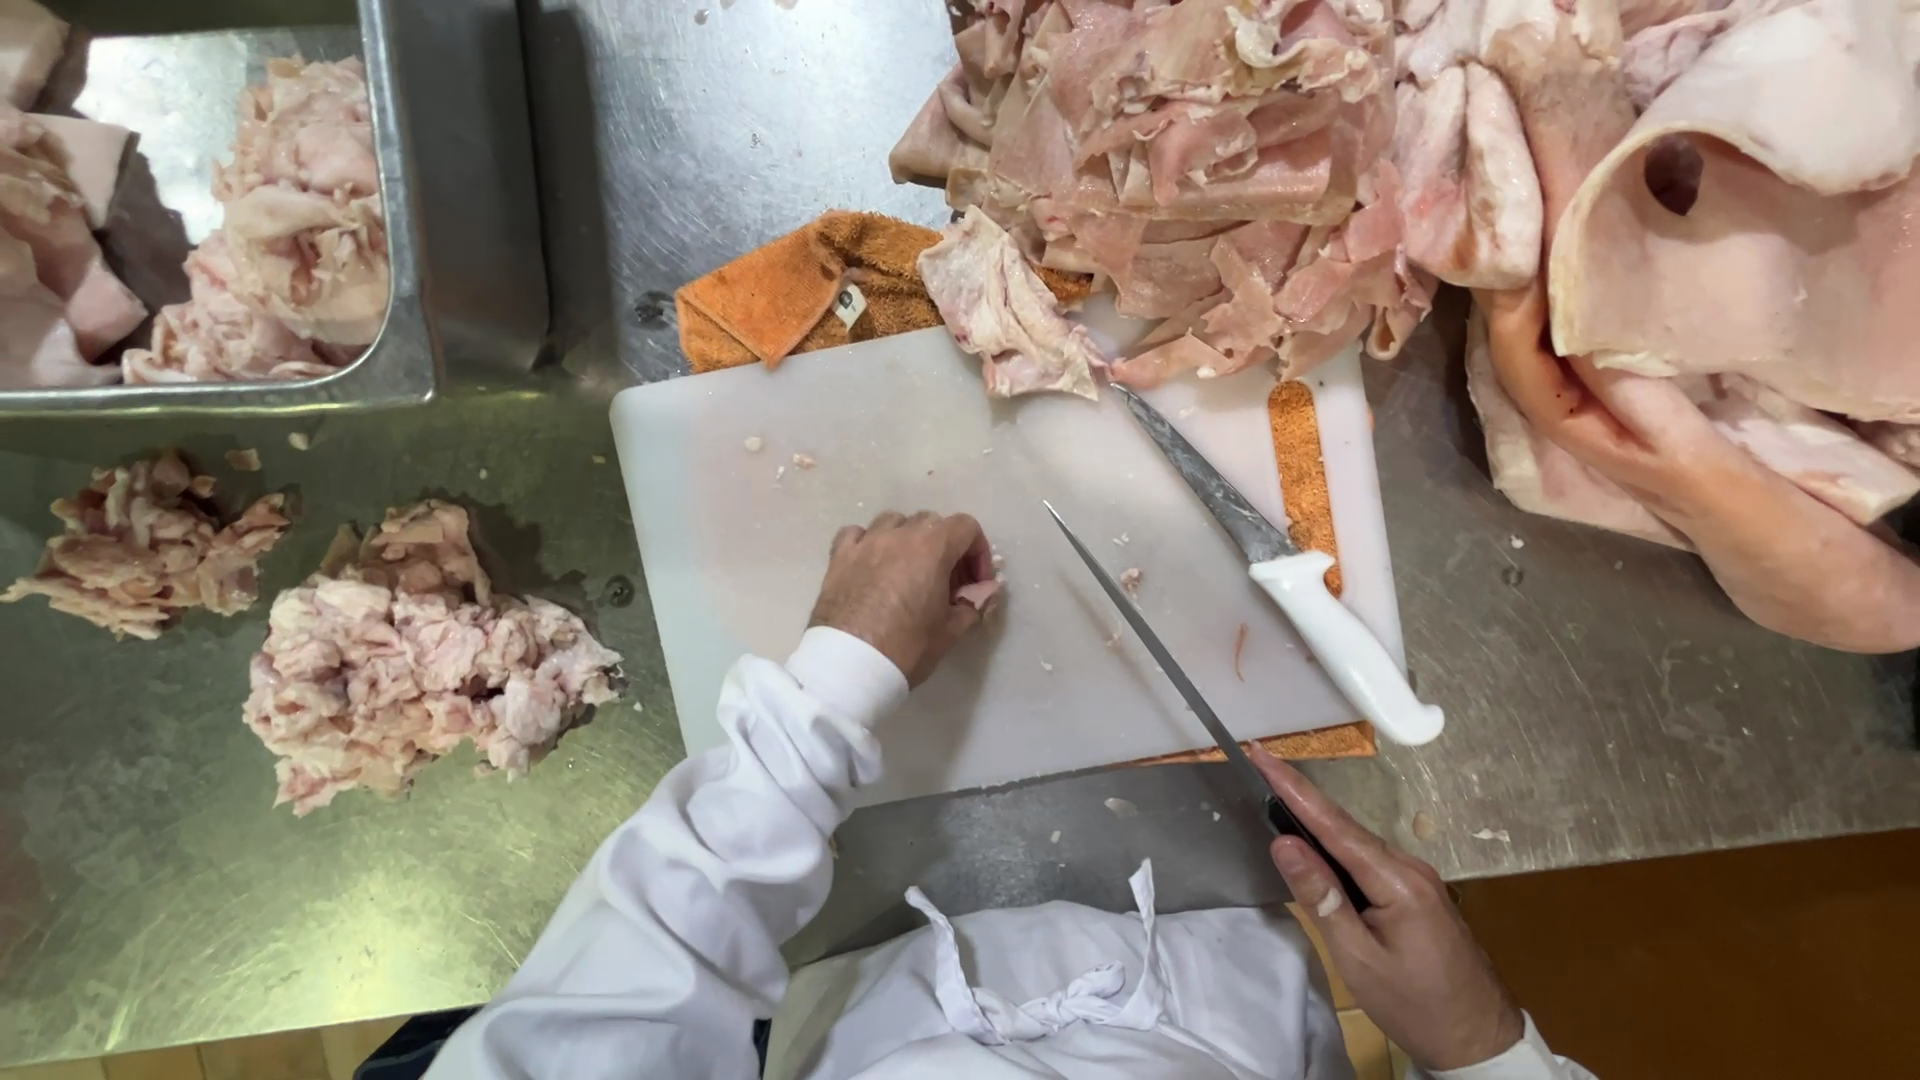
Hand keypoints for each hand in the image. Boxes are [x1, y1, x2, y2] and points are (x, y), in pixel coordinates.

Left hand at [809, 511, 994, 686]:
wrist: (849, 666)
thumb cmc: (906, 647)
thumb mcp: (950, 630)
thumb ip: (972, 604)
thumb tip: (982, 593)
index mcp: (931, 548)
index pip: (966, 527)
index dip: (979, 552)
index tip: (976, 582)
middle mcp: (898, 535)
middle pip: (931, 522)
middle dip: (947, 547)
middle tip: (948, 583)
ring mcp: (865, 542)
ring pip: (894, 522)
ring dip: (909, 539)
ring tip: (909, 570)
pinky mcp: (839, 557)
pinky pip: (857, 534)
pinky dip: (870, 542)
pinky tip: (872, 564)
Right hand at [1253, 748, 1523, 1071]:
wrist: (1483, 1046)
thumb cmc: (1416, 1007)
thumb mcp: (1358, 958)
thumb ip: (1320, 897)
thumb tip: (1284, 843)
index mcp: (1397, 880)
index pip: (1333, 823)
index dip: (1293, 787)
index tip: (1261, 755)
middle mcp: (1410, 866)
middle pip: (1343, 825)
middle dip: (1299, 794)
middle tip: (1259, 765)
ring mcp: (1418, 878)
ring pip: (1355, 840)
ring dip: (1316, 818)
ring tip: (1275, 795)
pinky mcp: (1417, 892)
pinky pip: (1367, 858)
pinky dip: (1335, 843)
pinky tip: (1315, 842)